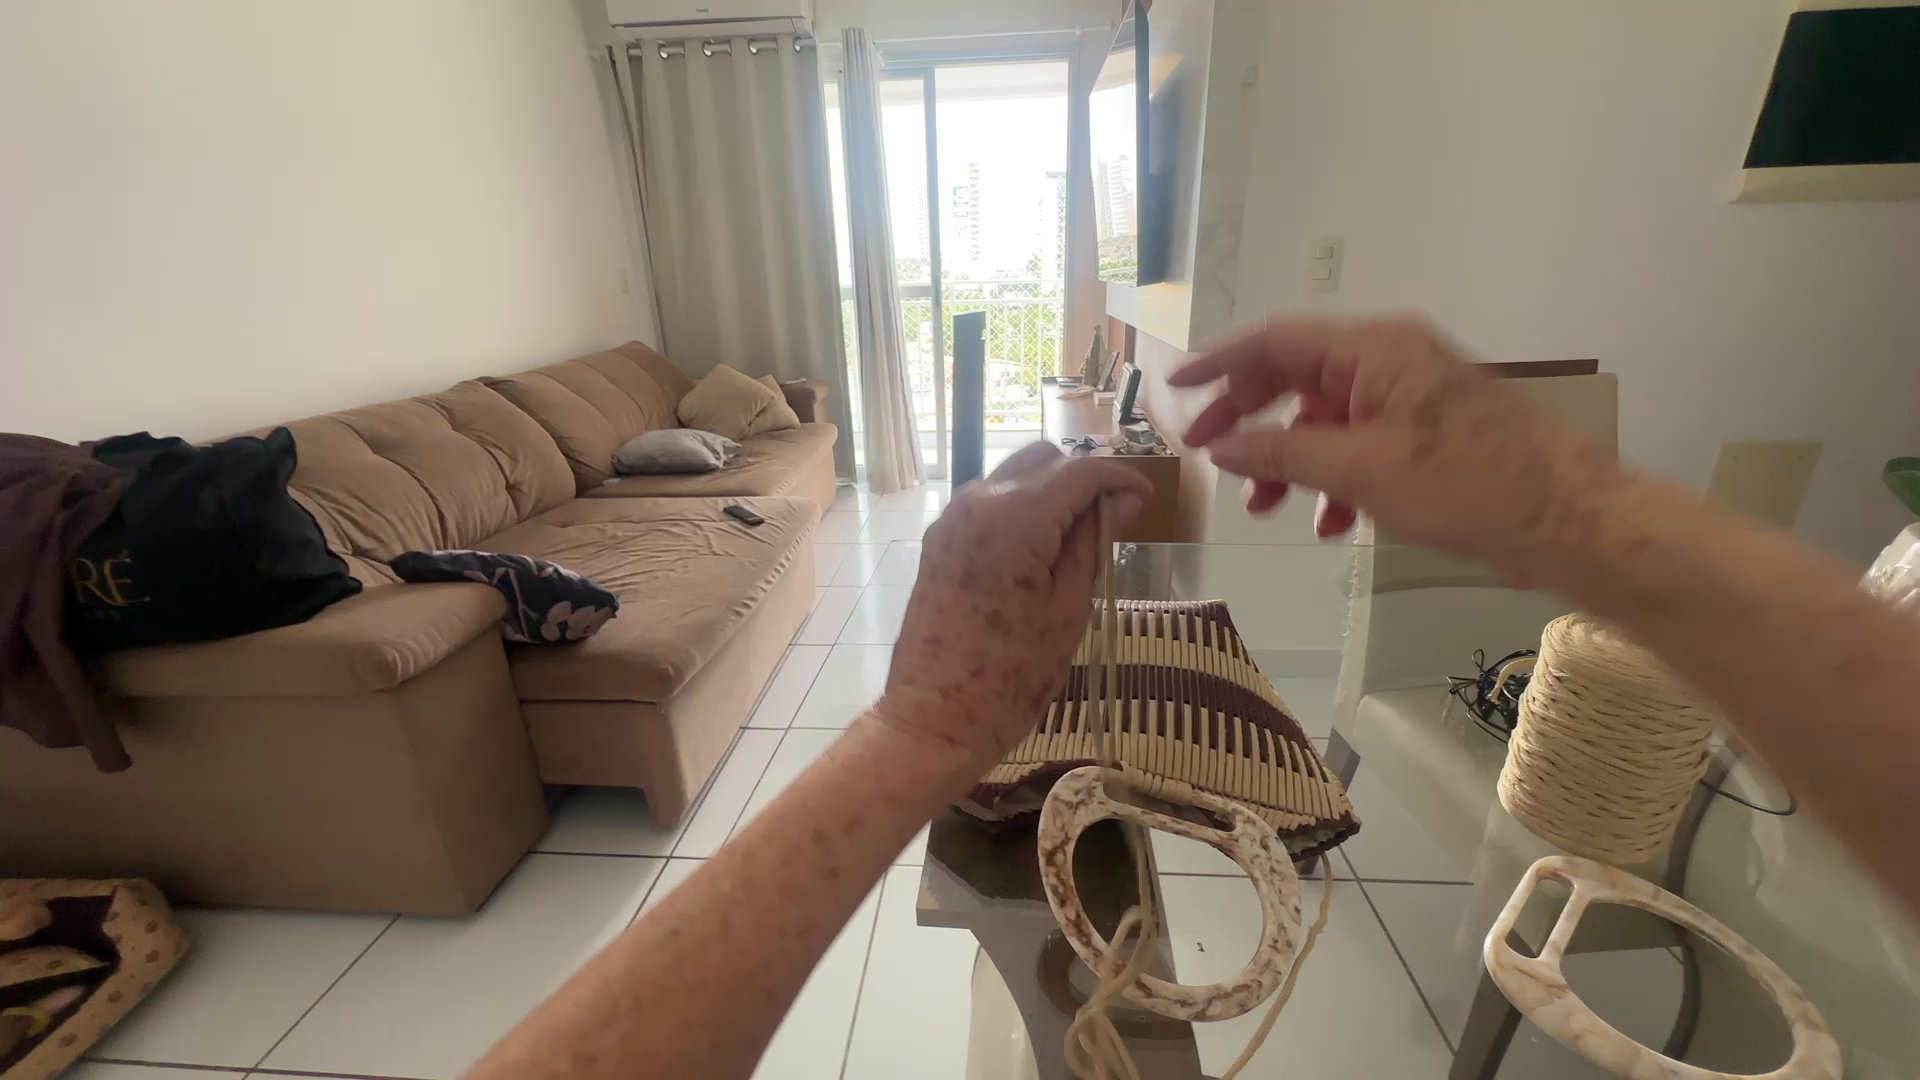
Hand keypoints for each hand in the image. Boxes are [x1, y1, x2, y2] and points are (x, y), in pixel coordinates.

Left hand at [876, 443, 1152, 766]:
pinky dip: (1019, 511)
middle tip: (1111, 521)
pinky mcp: (938, 541)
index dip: (1120, 477)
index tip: (1146, 498)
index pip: (1080, 471)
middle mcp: (977, 502)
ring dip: (1048, 494)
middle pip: (1042, 461)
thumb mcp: (1070, 608)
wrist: (935, 718)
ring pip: (1012, 477)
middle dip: (1082, 479)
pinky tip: (1036, 553)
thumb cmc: (1013, 675)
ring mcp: (951, 519)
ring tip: (1074, 542)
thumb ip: (1093, 543)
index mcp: (1016, 517)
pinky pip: (987, 504)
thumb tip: (1123, 499)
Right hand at [1171, 315, 1622, 575]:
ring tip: (1264, 506)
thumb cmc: (1464, 485)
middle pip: (1291, 379)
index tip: (1176, 386)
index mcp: (1372, 351)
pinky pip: (1353, 445)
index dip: (1218, 362)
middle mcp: (1385, 361)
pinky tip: (1325, 522)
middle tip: (1210, 454)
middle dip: (1246, 419)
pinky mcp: (1418, 432)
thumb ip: (1280, 454)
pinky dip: (1328, 479)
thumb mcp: (1357, 470)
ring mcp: (1403, 397)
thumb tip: (1221, 449)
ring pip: (1318, 419)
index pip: (1275, 341)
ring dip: (1286, 461)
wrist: (1570, 522)